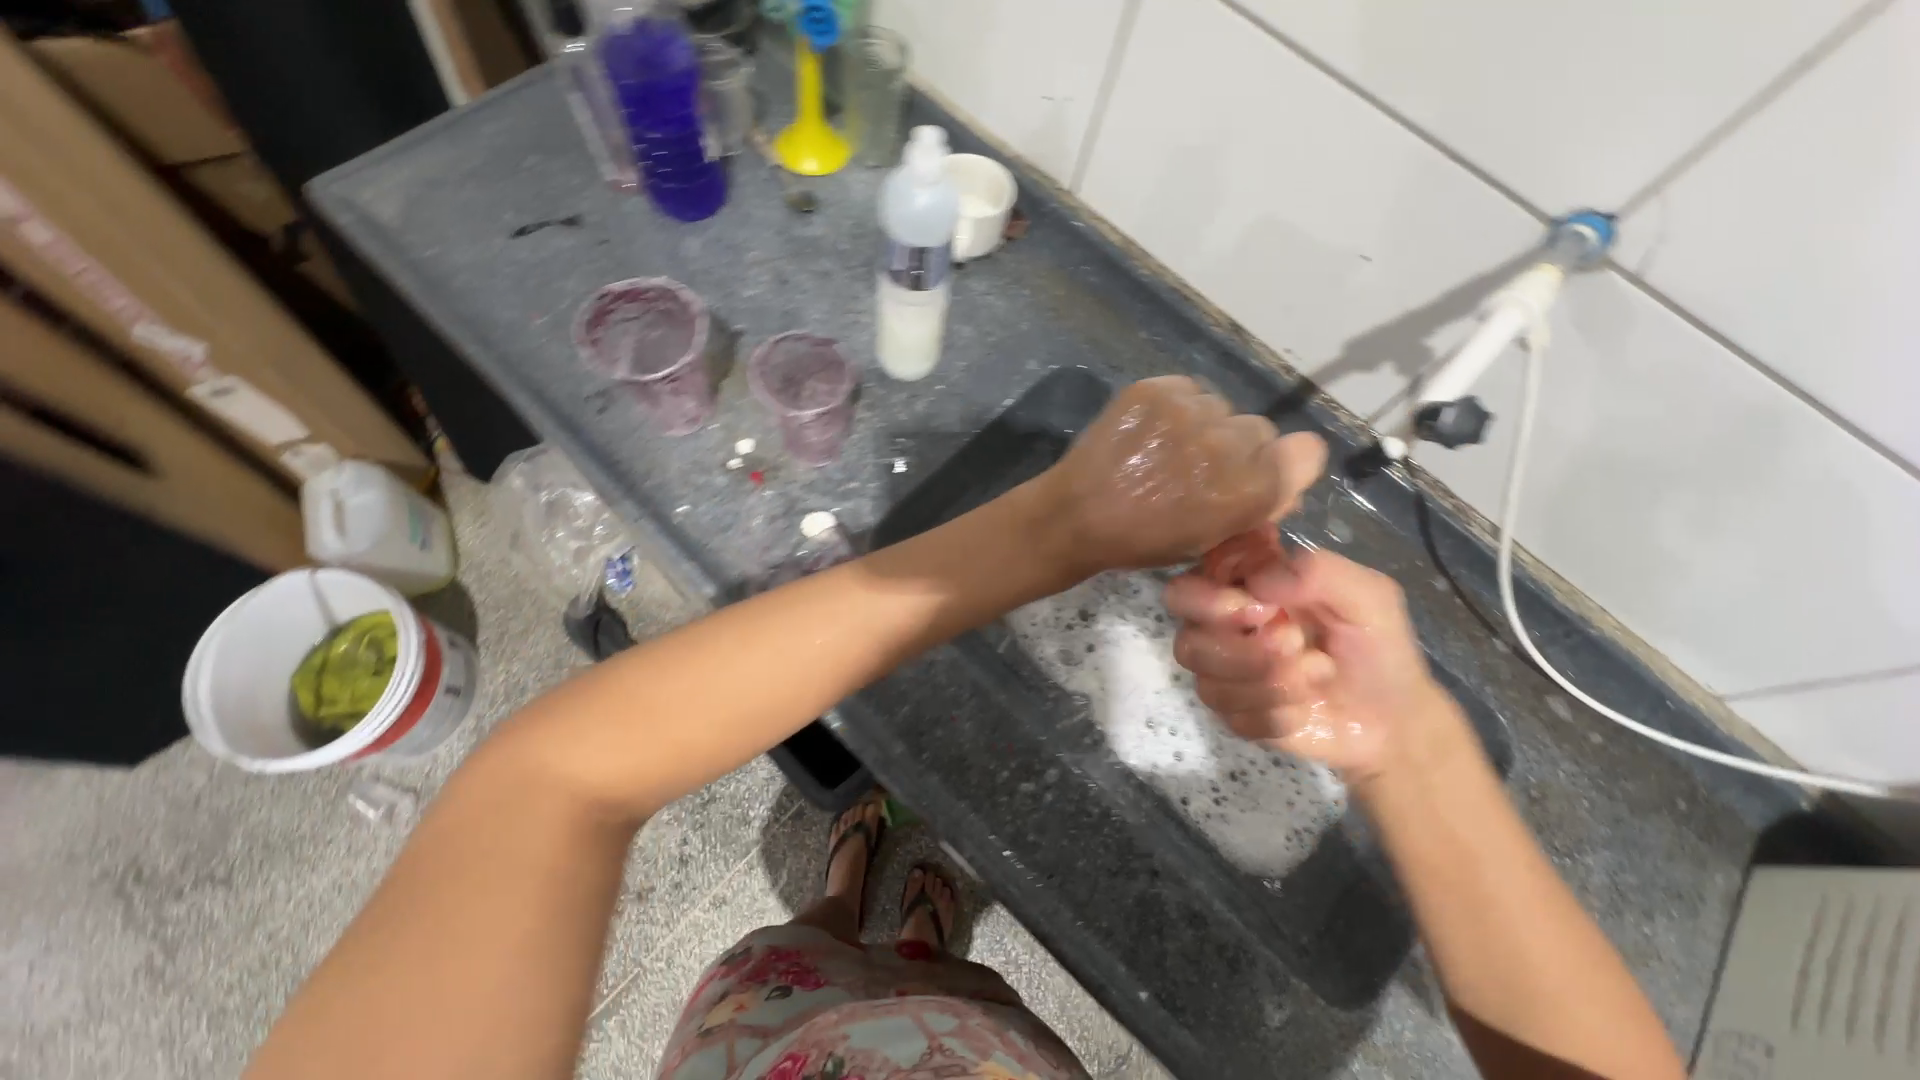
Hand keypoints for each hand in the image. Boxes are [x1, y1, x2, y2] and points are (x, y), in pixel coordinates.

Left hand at [1036, 376, 1326, 574]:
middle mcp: (1228, 444)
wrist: (1077, 517)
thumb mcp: (1211, 539)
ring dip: (1204, 426)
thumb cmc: (1144, 540)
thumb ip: (1256, 510)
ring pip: (1221, 407)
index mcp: (1250, 490)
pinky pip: (1187, 389)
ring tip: (1167, 451)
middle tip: (1199, 469)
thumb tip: (1285, 487)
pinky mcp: (1156, 389)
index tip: (1256, 473)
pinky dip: (1175, 407)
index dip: (1282, 464)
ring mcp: (1189, 411)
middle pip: (1259, 430)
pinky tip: (1150, 433)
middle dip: (1237, 448)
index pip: (1306, 452)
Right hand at [1165, 547, 1461, 782]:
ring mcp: (1225, 675)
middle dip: (1238, 649)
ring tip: (1317, 672)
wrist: (1394, 719)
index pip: (1191, 582)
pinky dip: (1277, 714)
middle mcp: (1223, 628)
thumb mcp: (1368, 595)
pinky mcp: (1234, 716)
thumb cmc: (1377, 646)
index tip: (1264, 606)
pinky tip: (1306, 708)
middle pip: (1186, 636)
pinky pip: (1233, 717)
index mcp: (1245, 587)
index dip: (1213, 597)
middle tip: (1293, 644)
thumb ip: (1317, 571)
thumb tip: (1258, 582)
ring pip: (1207, 681)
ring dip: (1269, 682)